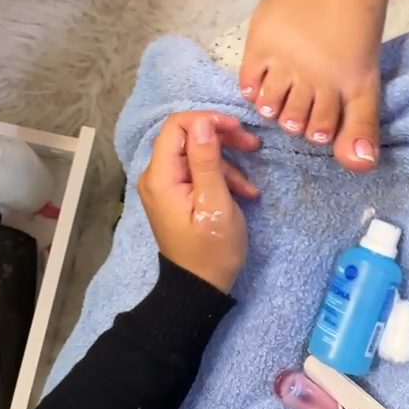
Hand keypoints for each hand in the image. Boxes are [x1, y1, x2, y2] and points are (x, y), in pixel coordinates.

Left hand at [137, 112, 260, 292]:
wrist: (200, 287)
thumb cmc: (211, 250)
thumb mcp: (215, 203)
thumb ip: (207, 161)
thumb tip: (202, 123)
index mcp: (161, 176)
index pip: (177, 126)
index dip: (208, 120)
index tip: (237, 128)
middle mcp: (156, 176)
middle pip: (187, 137)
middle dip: (221, 138)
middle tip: (252, 145)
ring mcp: (165, 185)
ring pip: (196, 154)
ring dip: (227, 162)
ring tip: (250, 186)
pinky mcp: (176, 194)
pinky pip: (197, 171)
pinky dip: (221, 176)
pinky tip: (243, 192)